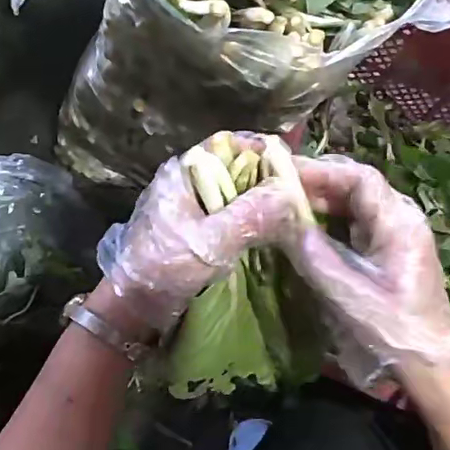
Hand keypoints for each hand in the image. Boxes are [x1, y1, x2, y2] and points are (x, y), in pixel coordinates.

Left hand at [97, 136, 307, 332]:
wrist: (134, 304)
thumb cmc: (165, 267)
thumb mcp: (210, 242)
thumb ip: (250, 216)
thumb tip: (291, 192)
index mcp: (186, 170)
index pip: (235, 145)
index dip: (271, 153)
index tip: (301, 170)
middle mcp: (191, 177)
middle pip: (243, 165)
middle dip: (278, 176)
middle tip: (315, 189)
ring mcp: (195, 201)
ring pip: (242, 188)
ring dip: (272, 196)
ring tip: (306, 206)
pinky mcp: (201, 223)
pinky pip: (236, 208)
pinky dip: (260, 213)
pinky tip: (282, 224)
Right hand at [286, 156, 449, 382]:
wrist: (431, 370)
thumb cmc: (393, 331)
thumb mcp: (347, 293)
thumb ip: (311, 251)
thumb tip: (275, 215)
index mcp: (400, 223)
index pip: (359, 178)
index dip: (319, 170)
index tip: (281, 173)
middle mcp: (401, 219)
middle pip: (355, 186)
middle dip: (314, 183)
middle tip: (273, 186)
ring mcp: (395, 235)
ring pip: (352, 203)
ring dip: (318, 201)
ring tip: (280, 204)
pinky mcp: (386, 251)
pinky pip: (353, 224)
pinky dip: (326, 221)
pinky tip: (300, 227)